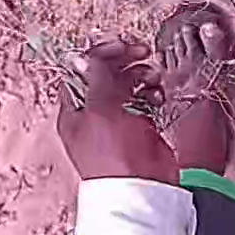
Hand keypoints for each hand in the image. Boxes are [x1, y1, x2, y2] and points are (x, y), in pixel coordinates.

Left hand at [56, 39, 179, 183]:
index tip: (121, 46)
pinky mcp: (140, 127)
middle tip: (142, 52)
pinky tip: (158, 94)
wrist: (142, 188)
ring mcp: (119, 120)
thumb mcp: (101, 110)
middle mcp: (95, 113)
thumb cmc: (115, 155)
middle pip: (107, 76)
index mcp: (76, 109)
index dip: (101, 55)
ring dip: (141, 76)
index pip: (83, 70)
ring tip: (153, 77)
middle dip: (124, 62)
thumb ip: (95, 80)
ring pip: (128, 86)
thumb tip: (83, 57)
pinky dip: (152, 93)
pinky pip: (145, 100)